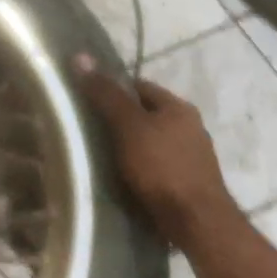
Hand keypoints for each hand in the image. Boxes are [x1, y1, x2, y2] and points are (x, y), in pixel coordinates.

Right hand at [72, 54, 238, 245]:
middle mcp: (190, 127)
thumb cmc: (161, 167)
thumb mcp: (127, 126)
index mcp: (179, 108)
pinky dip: (138, 164)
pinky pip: (156, 162)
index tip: (85, 102)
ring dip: (128, 144)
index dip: (111, 90)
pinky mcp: (187, 180)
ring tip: (99, 154)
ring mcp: (192, 155)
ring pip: (150, 139)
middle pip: (145, 113)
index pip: (139, 87)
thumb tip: (80, 57)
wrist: (196, 220)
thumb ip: (105, 94)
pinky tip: (122, 175)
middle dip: (118, 119)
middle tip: (87, 129)